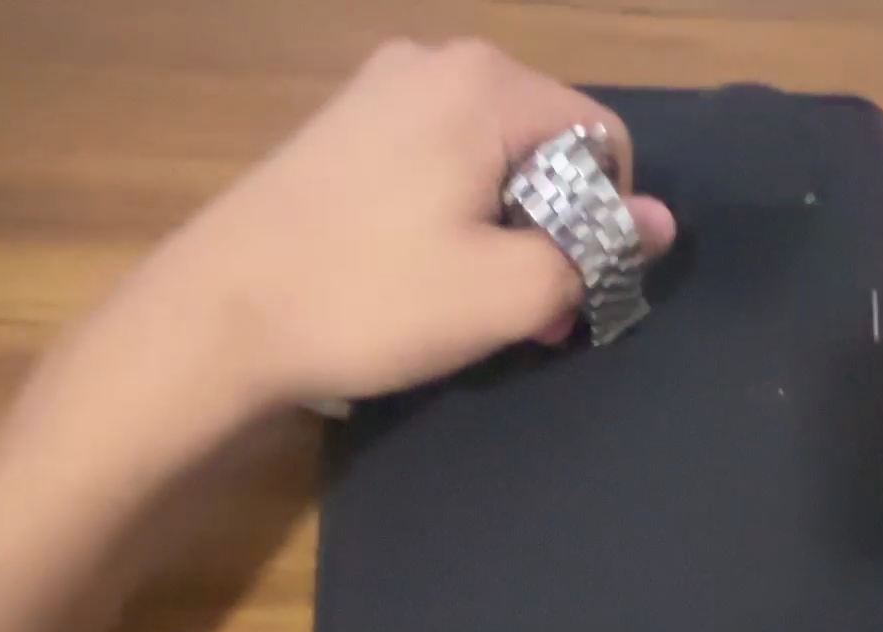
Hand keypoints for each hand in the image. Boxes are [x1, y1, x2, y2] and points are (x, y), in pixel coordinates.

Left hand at [112, 38, 677, 410]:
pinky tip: (436, 272)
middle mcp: (436, 63)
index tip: (577, 284)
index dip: (610, 217)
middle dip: (558, 230)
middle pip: (546, 145)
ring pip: (493, 160)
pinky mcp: (346, 130)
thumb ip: (594, 252)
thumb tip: (662, 223)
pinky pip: (440, 164)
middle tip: (538, 310)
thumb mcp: (506, 292)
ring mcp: (381, 91)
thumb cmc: (374, 300)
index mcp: (485, 85)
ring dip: (512, 233)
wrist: (219, 316)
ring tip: (488, 302)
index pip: (601, 135)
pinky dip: (461, 218)